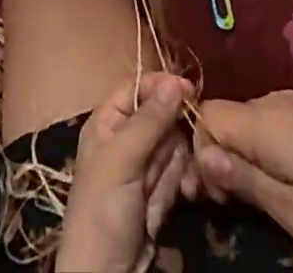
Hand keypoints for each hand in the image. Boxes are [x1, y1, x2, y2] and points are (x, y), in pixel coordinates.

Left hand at [55, 73, 193, 272]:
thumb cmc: (102, 212)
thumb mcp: (122, 160)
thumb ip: (149, 120)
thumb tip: (176, 81)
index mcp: (107, 122)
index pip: (137, 87)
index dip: (162, 85)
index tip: (190, 90)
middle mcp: (126, 138)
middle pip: (163, 115)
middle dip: (175, 137)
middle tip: (182, 152)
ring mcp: (144, 164)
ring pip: (176, 143)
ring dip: (180, 165)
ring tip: (179, 186)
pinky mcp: (159, 189)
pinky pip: (181, 170)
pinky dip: (184, 183)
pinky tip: (185, 196)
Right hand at [193, 90, 292, 261]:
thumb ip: (244, 179)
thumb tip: (202, 154)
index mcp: (264, 121)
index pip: (206, 114)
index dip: (198, 149)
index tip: (213, 192)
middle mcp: (276, 100)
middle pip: (227, 116)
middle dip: (219, 154)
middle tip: (232, 201)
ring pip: (249, 119)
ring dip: (244, 152)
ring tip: (262, 194)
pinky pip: (273, 120)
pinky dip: (266, 146)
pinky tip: (287, 177)